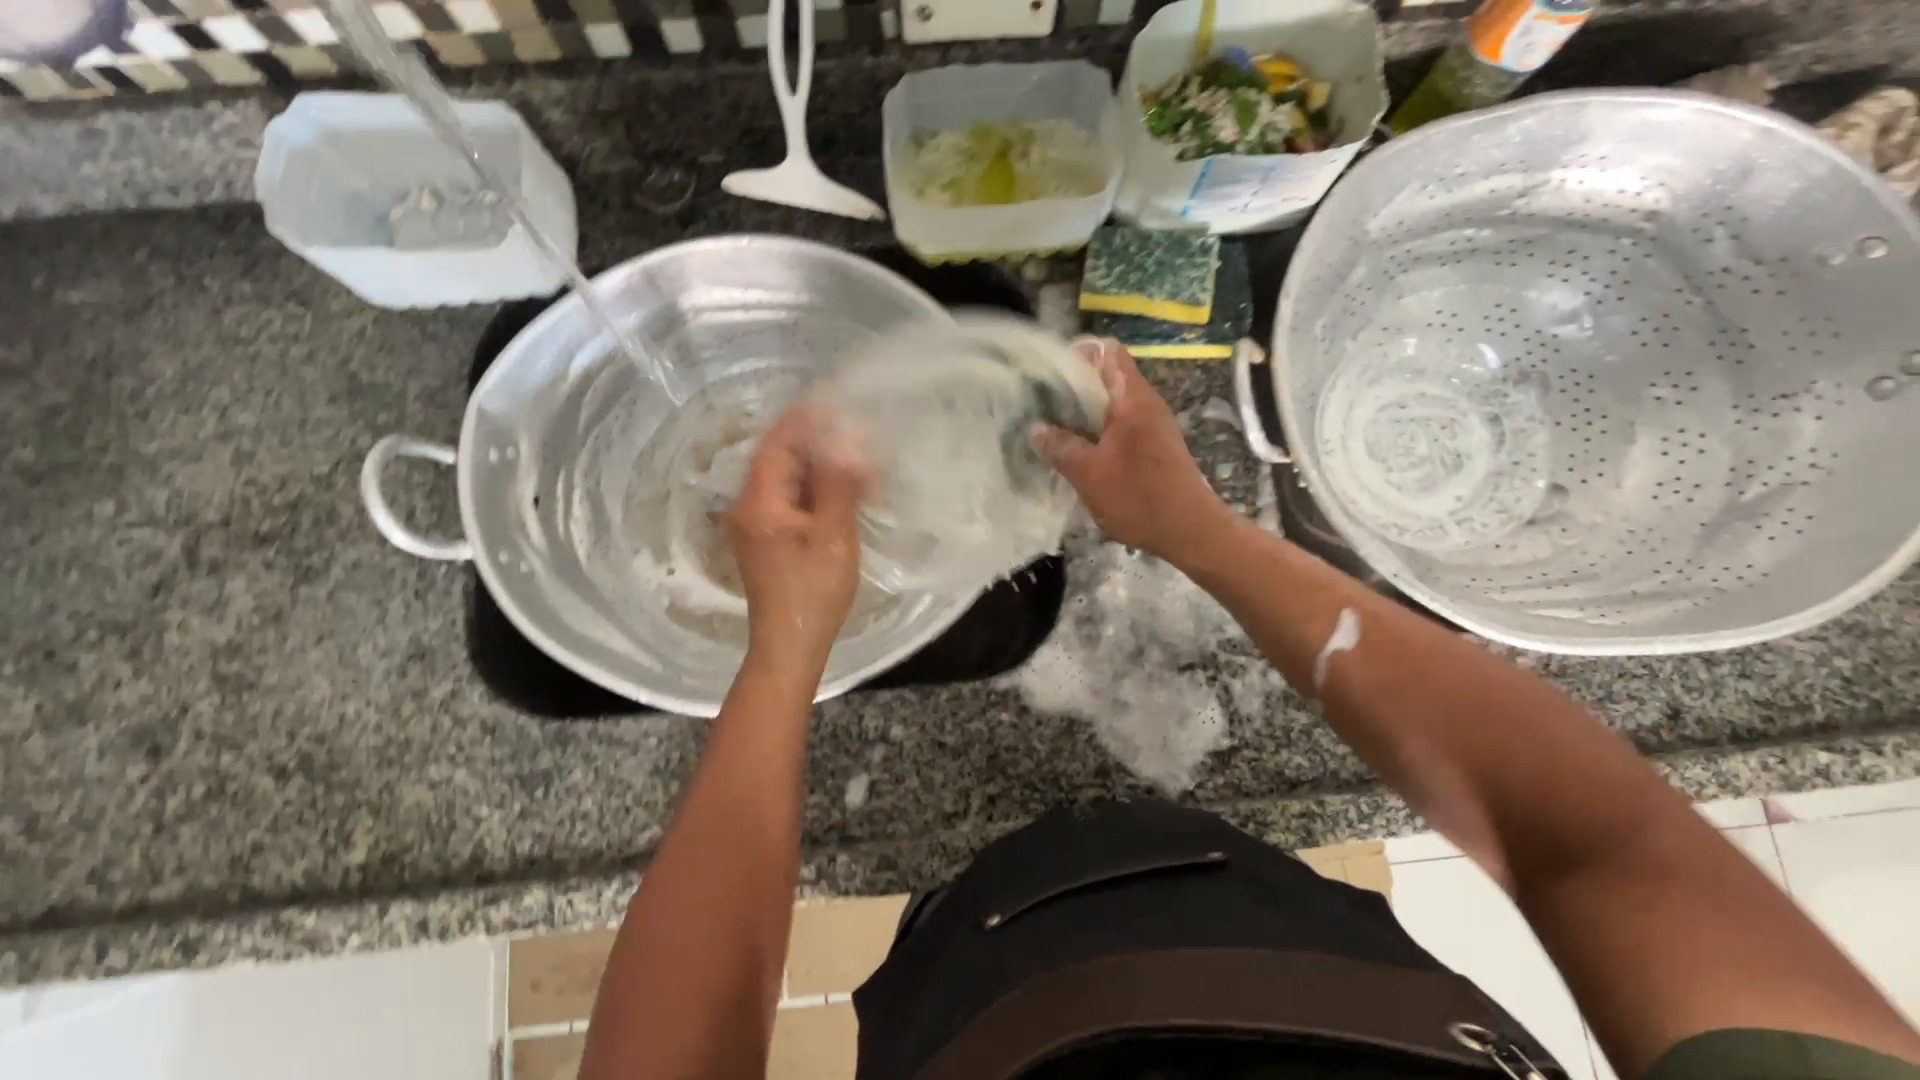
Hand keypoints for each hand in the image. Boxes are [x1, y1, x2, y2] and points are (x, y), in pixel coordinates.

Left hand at [725, 405, 868, 669]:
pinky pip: (791, 503)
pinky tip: (847, 495)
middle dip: (820, 445)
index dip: (804, 419)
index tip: (832, 398)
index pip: (777, 443)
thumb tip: (845, 439)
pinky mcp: (767, 541)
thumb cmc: (813, 590)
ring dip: (823, 471)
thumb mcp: (833, 534)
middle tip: (859, 434)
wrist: (790, 645)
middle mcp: (749, 507)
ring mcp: (756, 526)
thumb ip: (838, 483)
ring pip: (789, 483)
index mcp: (759, 502)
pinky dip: (817, 494)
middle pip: (782, 461)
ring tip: (863, 467)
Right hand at [1031, 337, 1234, 565]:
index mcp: (1132, 398)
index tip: (1048, 373)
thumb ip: (1060, 447)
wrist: (1190, 531)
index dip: (1077, 354)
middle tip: (1039, 404)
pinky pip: (1119, 427)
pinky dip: (1096, 433)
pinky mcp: (1153, 447)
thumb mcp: (1089, 474)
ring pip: (1111, 406)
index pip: (1107, 351)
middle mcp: (1145, 404)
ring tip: (1051, 429)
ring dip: (1082, 415)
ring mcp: (1152, 426)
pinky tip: (1076, 453)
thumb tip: (1036, 429)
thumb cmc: (1139, 497)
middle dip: (1072, 388)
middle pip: (1106, 378)